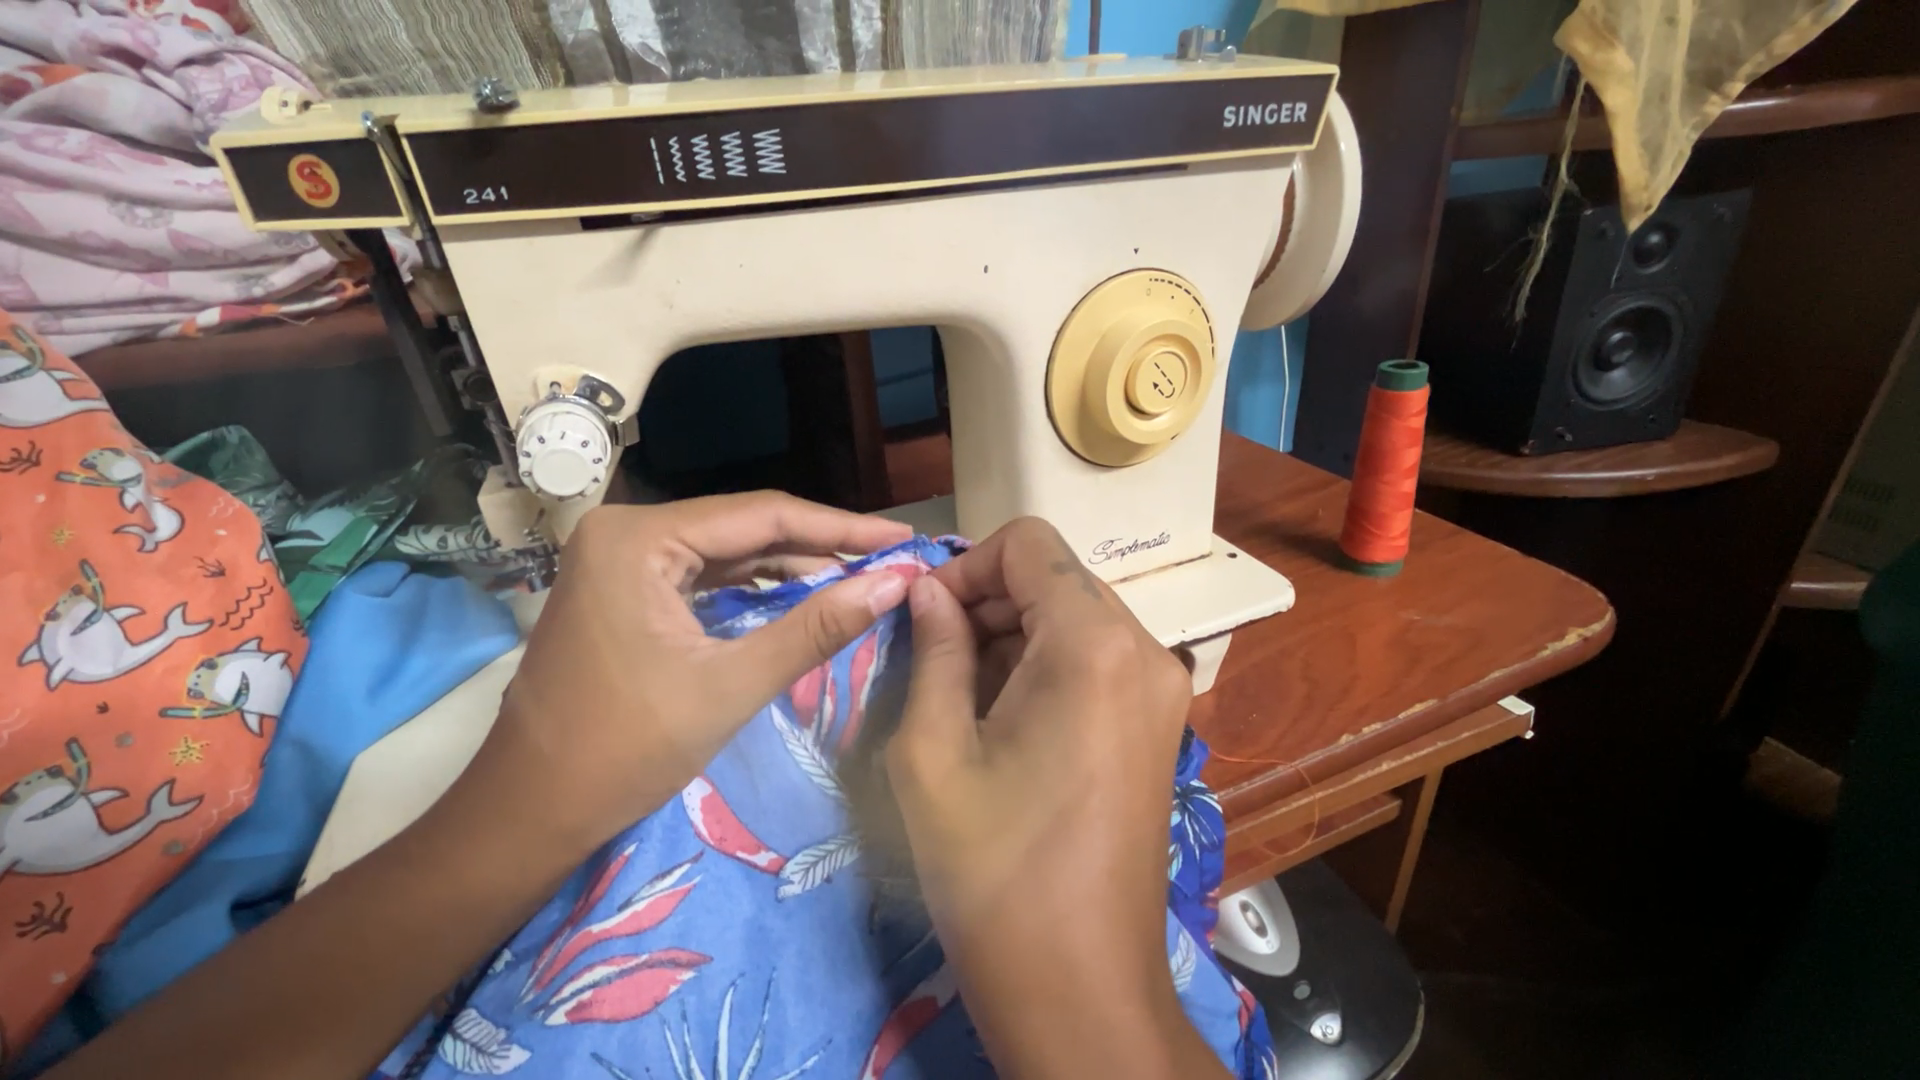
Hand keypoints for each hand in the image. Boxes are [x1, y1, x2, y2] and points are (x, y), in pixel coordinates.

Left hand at [460, 492, 912, 862]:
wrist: (529, 813)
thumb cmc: (623, 750)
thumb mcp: (730, 685)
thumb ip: (815, 629)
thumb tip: (894, 584)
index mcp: (639, 538)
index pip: (763, 516)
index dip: (842, 529)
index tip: (903, 540)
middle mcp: (626, 531)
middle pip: (745, 527)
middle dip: (821, 547)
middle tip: (890, 560)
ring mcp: (620, 559)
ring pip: (728, 551)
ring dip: (792, 566)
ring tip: (860, 577)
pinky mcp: (624, 589)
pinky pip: (705, 575)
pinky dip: (755, 587)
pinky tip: (802, 595)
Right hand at [885, 518, 1220, 1076]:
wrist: (1079, 985)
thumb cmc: (992, 868)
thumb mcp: (932, 752)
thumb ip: (932, 650)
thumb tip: (927, 590)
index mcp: (1093, 644)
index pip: (1028, 544)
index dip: (966, 566)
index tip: (923, 619)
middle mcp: (1144, 650)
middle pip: (1055, 579)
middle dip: (987, 603)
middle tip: (931, 660)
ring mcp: (1162, 689)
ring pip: (1075, 618)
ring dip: (1013, 638)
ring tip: (962, 700)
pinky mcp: (1160, 725)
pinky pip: (1097, 660)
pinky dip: (1046, 667)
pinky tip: (1005, 724)